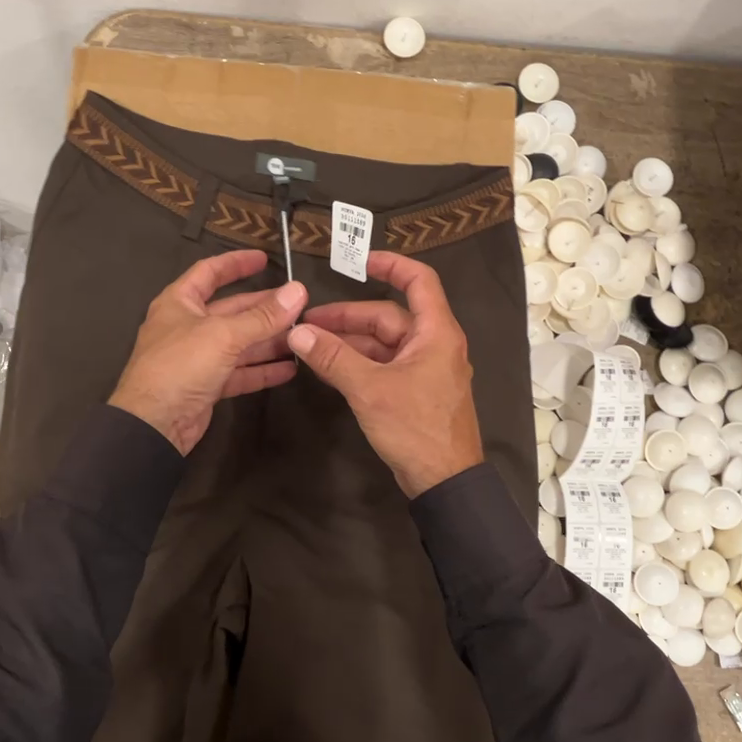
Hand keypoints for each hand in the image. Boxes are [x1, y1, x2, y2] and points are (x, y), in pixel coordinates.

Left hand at [109, 249, 306, 454]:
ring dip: (268, 341)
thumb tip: (298, 292)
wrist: (154, 423)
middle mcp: (188, 326)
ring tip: (301, 337)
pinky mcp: (207, 386)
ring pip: (239, 344)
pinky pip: (239, 373)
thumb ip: (262, 317)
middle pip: (231, 311)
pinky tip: (289, 369)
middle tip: (298, 305)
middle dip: (264, 308)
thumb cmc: (181, 365)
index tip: (264, 258)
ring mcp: (198, 358)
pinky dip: (261, 370)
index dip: (236, 263)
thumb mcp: (223, 335)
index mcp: (180, 302)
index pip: (210, 272)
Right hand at [286, 251, 484, 496]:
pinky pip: (385, 367)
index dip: (391, 265)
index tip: (359, 261)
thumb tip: (297, 332)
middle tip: (308, 324)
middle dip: (348, 318)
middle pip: (389, 316)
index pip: (418, 281)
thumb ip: (333, 358)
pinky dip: (359, 365)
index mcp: (435, 333)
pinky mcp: (416, 393)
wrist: (443, 480)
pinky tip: (330, 369)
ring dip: (349, 344)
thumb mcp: (369, 390)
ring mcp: (425, 370)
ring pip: (384, 344)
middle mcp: (434, 345)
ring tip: (310, 347)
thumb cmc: (415, 428)